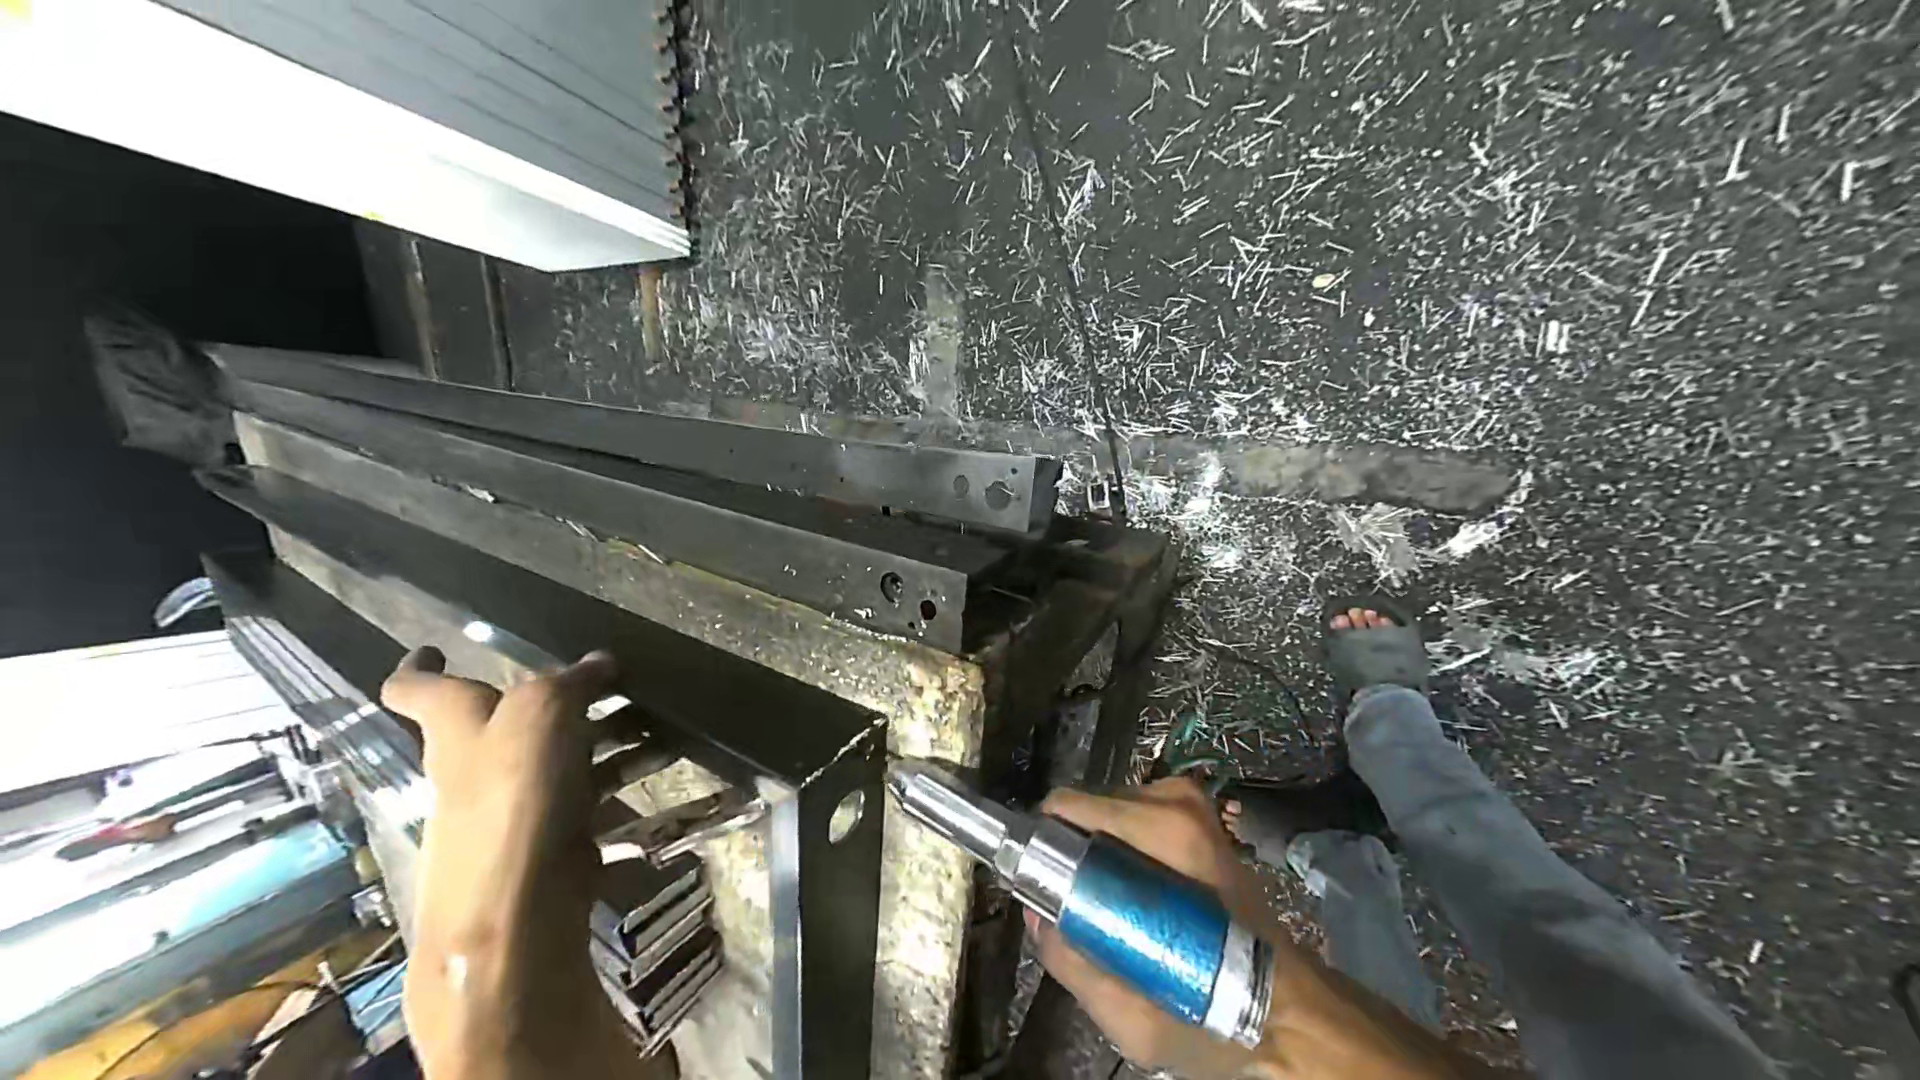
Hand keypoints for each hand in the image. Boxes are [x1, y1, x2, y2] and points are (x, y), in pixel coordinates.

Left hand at [381, 646, 664, 1079]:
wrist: (515, 903)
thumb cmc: (513, 791)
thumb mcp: (543, 711)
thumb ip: (573, 680)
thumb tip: (601, 661)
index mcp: (456, 724)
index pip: (413, 687)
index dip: (418, 663)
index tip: (435, 646)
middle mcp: (477, 757)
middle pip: (512, 712)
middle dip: (563, 692)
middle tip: (612, 676)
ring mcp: (515, 795)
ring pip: (563, 746)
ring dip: (609, 729)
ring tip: (656, 717)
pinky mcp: (551, 826)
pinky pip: (590, 784)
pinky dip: (623, 769)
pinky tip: (660, 758)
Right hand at [1030, 777, 1479, 1079]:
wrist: (1289, 1009)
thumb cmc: (1214, 1010)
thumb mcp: (1136, 1018)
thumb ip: (1075, 963)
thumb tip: (1034, 913)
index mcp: (1164, 832)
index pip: (1072, 806)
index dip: (1046, 840)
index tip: (1041, 878)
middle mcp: (1177, 801)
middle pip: (1090, 805)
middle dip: (1074, 846)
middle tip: (1075, 898)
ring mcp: (1192, 803)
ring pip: (1111, 807)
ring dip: (1098, 845)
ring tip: (1105, 897)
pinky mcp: (1200, 814)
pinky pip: (1135, 813)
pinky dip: (1122, 841)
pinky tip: (1132, 884)